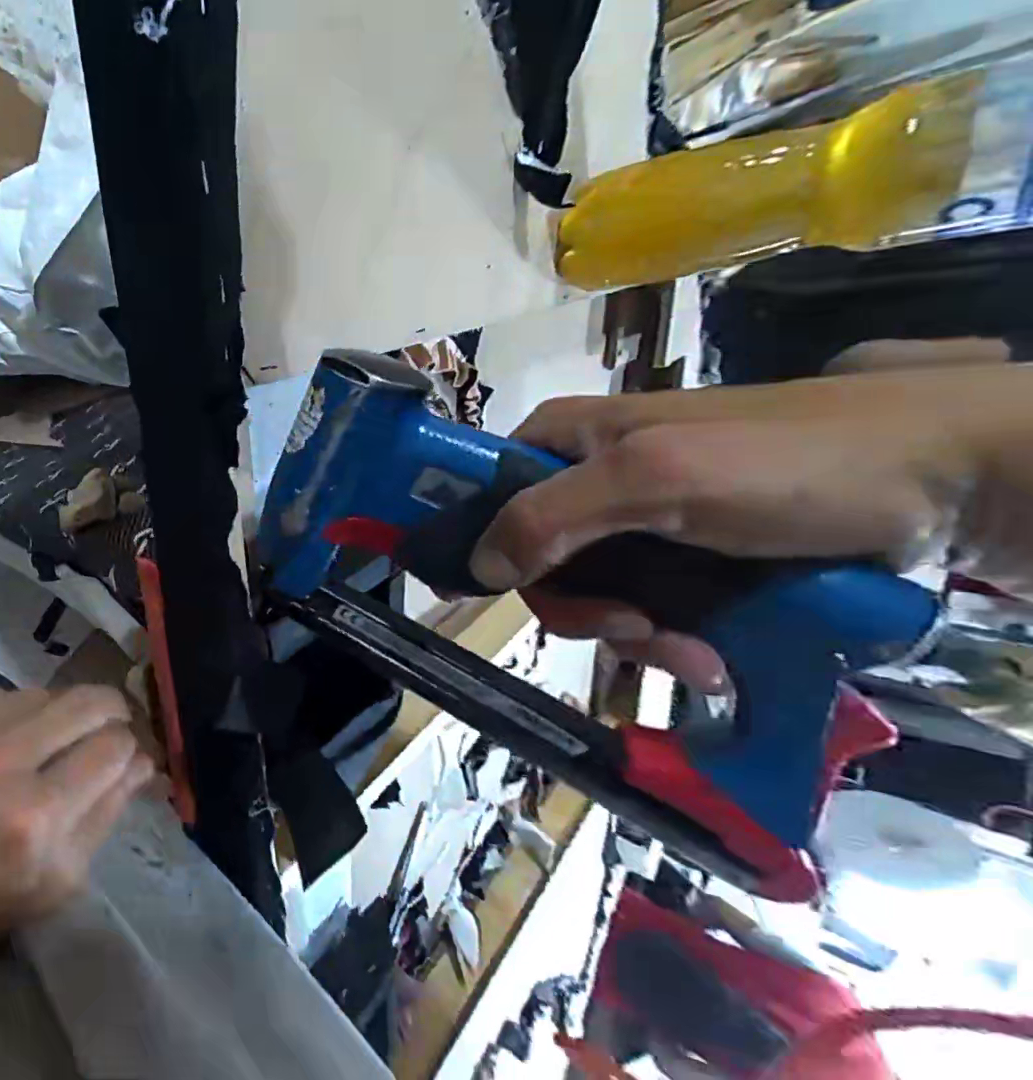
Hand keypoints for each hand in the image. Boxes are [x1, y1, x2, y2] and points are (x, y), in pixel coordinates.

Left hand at [0, 685, 153, 963]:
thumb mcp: (53, 883)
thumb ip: (105, 814)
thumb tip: (142, 759)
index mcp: (37, 819)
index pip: (113, 748)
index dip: (128, 745)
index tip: (125, 750)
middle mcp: (0, 762)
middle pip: (86, 701)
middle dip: (109, 710)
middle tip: (108, 724)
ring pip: (44, 692)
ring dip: (58, 713)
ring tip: (47, 741)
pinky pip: (0, 695)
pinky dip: (15, 714)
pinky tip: (1, 742)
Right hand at [467, 366, 1032, 689]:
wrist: (960, 479)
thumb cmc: (794, 461)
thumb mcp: (655, 477)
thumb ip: (549, 516)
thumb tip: (478, 568)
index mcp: (562, 440)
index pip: (482, 493)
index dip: (482, 544)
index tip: (510, 589)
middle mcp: (585, 479)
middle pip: (533, 557)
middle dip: (580, 607)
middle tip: (632, 627)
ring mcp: (634, 521)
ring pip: (587, 593)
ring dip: (631, 635)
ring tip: (691, 654)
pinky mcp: (682, 557)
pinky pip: (639, 608)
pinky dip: (668, 641)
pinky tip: (709, 657)